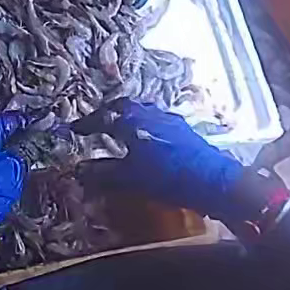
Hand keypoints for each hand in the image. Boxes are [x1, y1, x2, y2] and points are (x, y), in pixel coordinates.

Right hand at [75, 98, 245, 217]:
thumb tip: (78, 169)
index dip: (87, 124)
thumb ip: (102, 173)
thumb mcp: (130, 178)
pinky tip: (146, 138)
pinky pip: (156, 119)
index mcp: (132, 122)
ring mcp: (169, 119)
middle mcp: (149, 114)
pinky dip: (144, 124)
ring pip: (141, 111)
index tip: (75, 129)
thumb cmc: (167, 177)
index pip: (102, 118)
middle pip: (123, 107)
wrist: (215, 182)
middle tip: (96, 123)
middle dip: (107, 113)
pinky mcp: (183, 129)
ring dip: (127, 117)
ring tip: (119, 128)